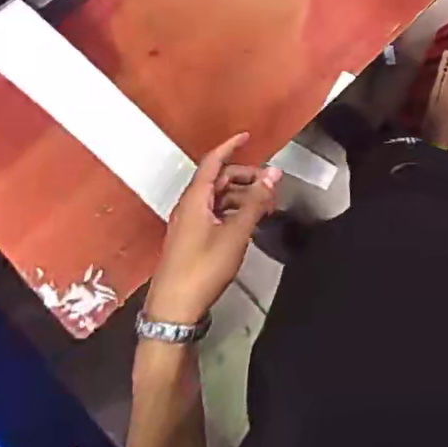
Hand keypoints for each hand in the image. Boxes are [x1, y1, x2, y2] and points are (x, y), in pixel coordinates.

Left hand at [143, 132, 280, 323]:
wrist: (173, 310)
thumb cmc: (203, 268)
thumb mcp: (236, 233)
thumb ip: (256, 201)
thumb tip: (273, 173)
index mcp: (195, 199)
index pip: (213, 162)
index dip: (230, 146)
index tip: (247, 136)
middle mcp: (189, 206)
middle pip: (219, 179)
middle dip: (246, 177)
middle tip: (270, 185)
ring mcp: (189, 223)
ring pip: (218, 197)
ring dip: (242, 195)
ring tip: (266, 205)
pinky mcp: (192, 238)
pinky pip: (216, 213)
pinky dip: (234, 210)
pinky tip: (250, 222)